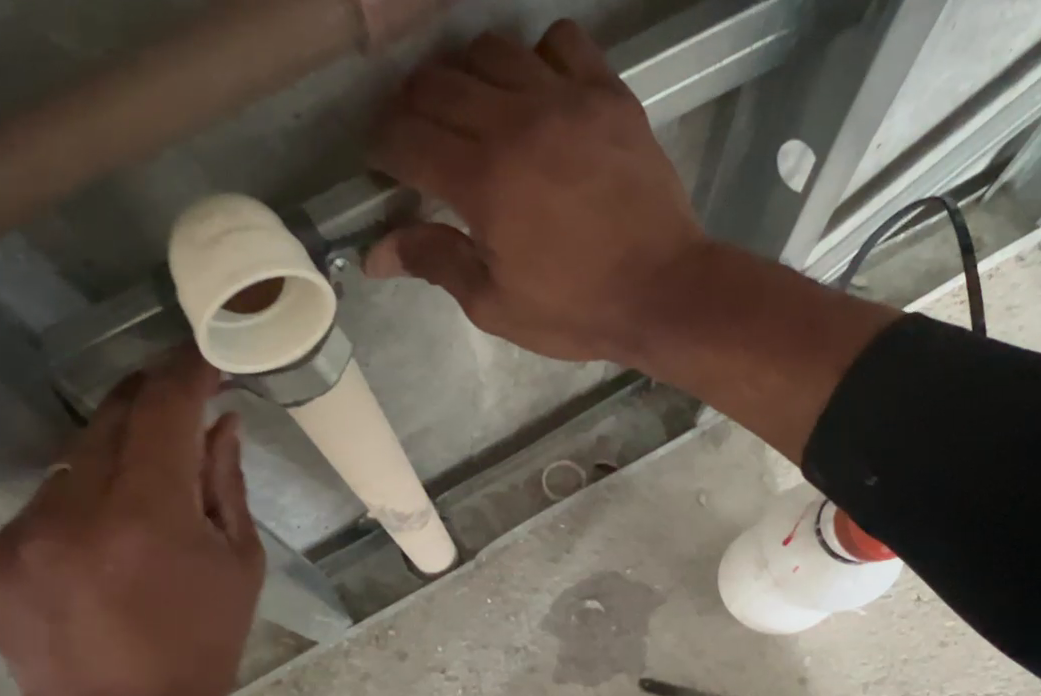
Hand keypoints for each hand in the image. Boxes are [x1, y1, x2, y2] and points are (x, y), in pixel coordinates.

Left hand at [0, 355, 264, 695]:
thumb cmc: (198, 650)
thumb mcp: (238, 565)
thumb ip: (225, 481)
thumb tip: (221, 421)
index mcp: (148, 515)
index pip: (163, 406)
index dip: (187, 370)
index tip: (207, 355)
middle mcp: (75, 509)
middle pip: (111, 415)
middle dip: (150, 399)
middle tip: (183, 400)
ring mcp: (24, 530)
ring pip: (77, 454)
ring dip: (116, 450)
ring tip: (147, 484)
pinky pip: (49, 496)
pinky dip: (83, 495)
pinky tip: (104, 535)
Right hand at [366, 20, 710, 367]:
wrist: (665, 292)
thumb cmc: (574, 309)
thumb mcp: (493, 303)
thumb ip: (434, 261)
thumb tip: (375, 252)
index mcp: (481, 181)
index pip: (403, 136)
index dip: (381, 147)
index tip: (383, 165)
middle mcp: (516, 124)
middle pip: (436, 83)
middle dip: (412, 109)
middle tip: (421, 141)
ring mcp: (567, 100)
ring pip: (489, 50)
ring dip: (466, 77)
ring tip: (474, 113)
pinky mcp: (609, 94)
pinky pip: (560, 41)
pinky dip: (537, 57)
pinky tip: (537, 94)